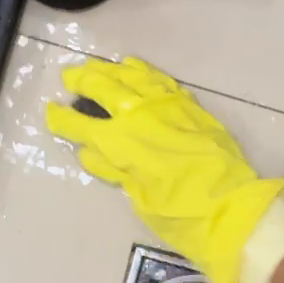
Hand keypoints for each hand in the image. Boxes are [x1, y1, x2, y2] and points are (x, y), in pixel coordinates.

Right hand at [45, 56, 283, 282]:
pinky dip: (144, 73)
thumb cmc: (182, 215)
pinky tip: (136, 70)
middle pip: (106, 87)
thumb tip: (93, 151)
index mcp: (123, 143)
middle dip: (83, 80)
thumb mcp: (141, 199)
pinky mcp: (191, 107)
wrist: (233, 208)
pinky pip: (161, 82)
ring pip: (134, 76)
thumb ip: (116, 170)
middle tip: (69, 77)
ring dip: (113, 70)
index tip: (51, 113)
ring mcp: (169, 106)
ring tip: (99, 67)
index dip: (64, 120)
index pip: (84, 126)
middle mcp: (142, 116)